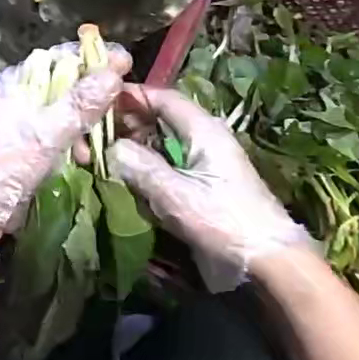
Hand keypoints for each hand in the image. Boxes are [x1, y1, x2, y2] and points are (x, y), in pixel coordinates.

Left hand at [0, 41, 132, 228]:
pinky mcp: (27, 142)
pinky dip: (74, 139)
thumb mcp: (48, 132)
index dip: (96, 58)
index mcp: (20, 80)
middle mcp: (21, 93)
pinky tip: (83, 155)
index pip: (63, 56)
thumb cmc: (8, 163)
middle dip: (96, 94)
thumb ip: (81, 103)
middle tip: (124, 104)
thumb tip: (114, 72)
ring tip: (103, 138)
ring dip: (87, 121)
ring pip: (66, 108)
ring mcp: (23, 118)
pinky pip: (59, 131)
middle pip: (68, 82)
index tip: (126, 63)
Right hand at [111, 85, 313, 291]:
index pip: (163, 98)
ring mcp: (202, 164)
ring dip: (133, 153)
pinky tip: (128, 186)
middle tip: (93, 137)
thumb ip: (140, 166)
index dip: (131, 96)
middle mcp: (203, 140)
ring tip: (102, 161)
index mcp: (203, 130)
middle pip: (159, 121)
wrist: (266, 263)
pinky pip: (165, 170)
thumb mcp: (176, 194)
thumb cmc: (224, 222)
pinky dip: (146, 174)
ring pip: (159, 146)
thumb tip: (110, 147)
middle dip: (127, 127)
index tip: (99, 103)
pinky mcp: (199, 188)